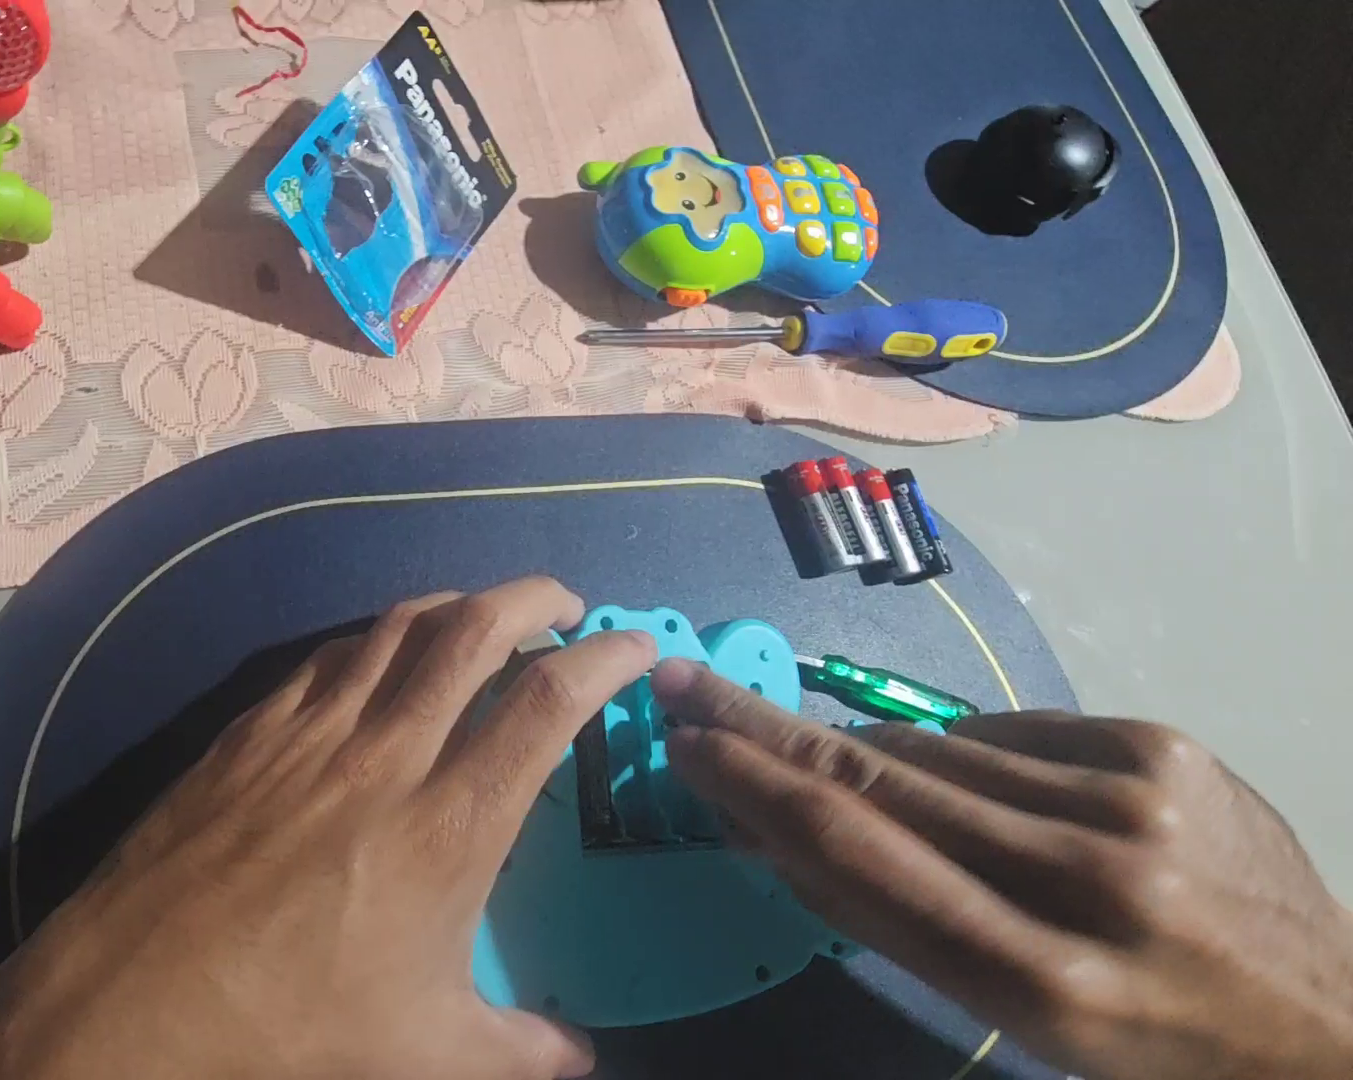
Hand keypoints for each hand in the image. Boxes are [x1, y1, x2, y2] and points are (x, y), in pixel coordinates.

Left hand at [0, 577, 657, 1079]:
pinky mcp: (255, 725)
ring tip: (481, 613)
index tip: (633, 645)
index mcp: (448, 826)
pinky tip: (380, 651)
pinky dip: (373, 638)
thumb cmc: (291, 1029)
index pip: (544, 706)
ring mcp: (314, 729)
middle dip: (530, 598)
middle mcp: (388, 753)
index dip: (602, 660)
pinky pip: (328, 655)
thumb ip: (517, 1048)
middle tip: (562, 602)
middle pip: (472, 632)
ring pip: (397, 627)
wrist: (136, 1002)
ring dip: (452, 605)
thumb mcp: (423, 1054)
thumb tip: (579, 1061)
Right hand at [652, 661, 1352, 1079]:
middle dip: (763, 725)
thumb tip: (756, 822)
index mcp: (1046, 979)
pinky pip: (997, 729)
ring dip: (867, 752)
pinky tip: (981, 787)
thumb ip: (875, 908)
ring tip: (860, 773)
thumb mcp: (1001, 1007)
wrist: (1338, 1030)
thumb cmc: (1139, 1037)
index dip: (754, 784)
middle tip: (689, 683)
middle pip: (876, 772)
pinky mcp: (1163, 744)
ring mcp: (1138, 799)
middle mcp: (1095, 878)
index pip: (854, 847)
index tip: (686, 740)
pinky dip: (957, 752)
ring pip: (930, 745)